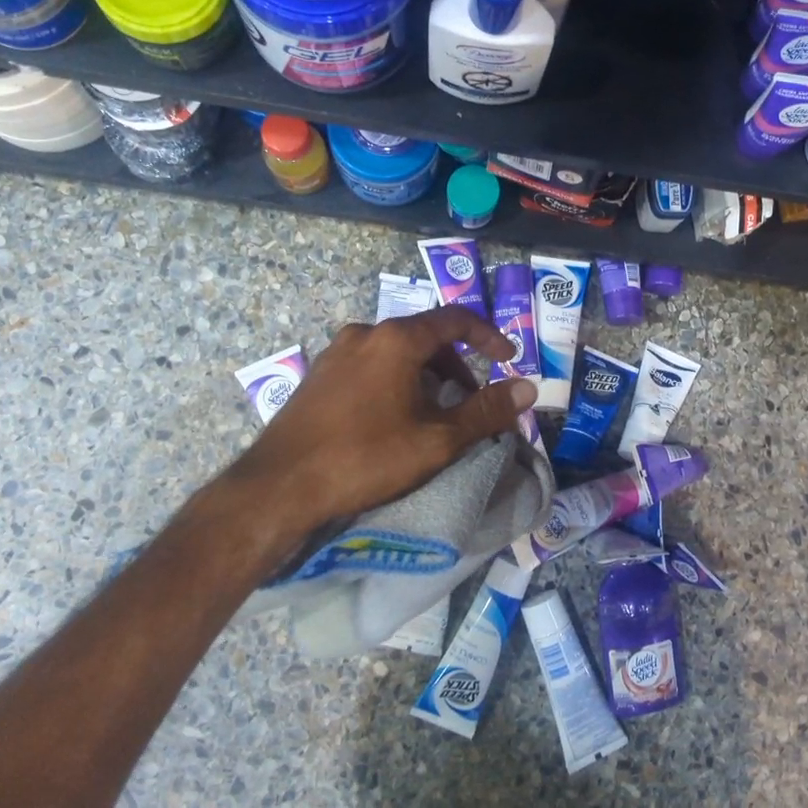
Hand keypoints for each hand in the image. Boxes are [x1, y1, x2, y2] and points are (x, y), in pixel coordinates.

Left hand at [213, 306, 537, 566]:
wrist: (278, 487)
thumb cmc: (365, 457)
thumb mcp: (437, 439)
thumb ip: (486, 411)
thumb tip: (529, 389)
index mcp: (396, 339)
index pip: (455, 319)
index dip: (489, 336)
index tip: (509, 359)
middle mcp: (365, 334)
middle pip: (425, 337)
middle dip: (457, 364)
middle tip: (472, 399)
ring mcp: (335, 354)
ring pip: (396, 353)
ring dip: (426, 376)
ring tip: (437, 415)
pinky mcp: (318, 378)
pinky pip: (371, 367)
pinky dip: (396, 382)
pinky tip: (395, 420)